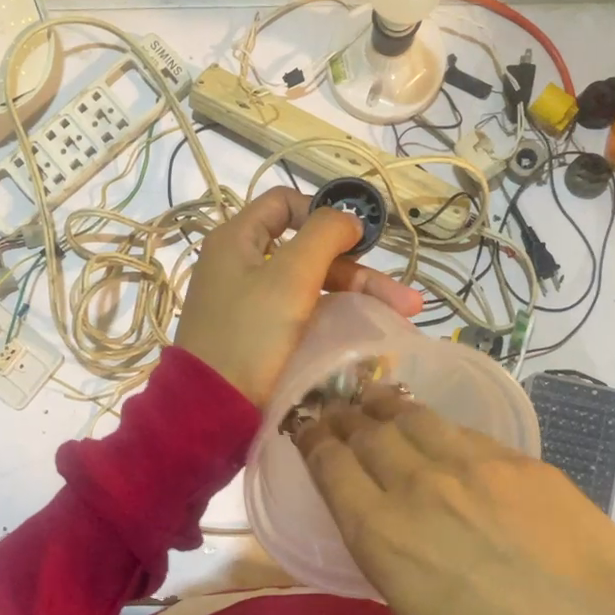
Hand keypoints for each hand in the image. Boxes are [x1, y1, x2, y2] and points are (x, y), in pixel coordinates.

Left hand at [174, 187, 422, 406]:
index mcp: (236, 240)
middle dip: (359, 271)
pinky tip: (370, 335)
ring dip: (357, 298)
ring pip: (312, 288)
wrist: (211, 409)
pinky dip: (336, 321)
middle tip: (403, 299)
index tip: (359, 240)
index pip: (284, 204)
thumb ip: (323, 236)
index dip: (324, 213)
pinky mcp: (258, 338)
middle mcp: (240, 266)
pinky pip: (303, 317)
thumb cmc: (249, 335)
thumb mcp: (288, 277)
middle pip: (308, 253)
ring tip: (403, 318)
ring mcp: (249, 304)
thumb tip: (348, 218)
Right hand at [295, 391, 614, 614]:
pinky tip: (438, 430)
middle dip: (343, 416)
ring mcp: (473, 466)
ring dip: (386, 406)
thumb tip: (391, 534)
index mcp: (382, 535)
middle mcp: (418, 486)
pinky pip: (464, 431)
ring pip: (414, 417)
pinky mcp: (521, 461)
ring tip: (375, 398)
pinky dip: (437, 426)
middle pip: (367, 431)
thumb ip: (392, 566)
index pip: (330, 465)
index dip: (311, 439)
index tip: (304, 425)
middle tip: (335, 408)